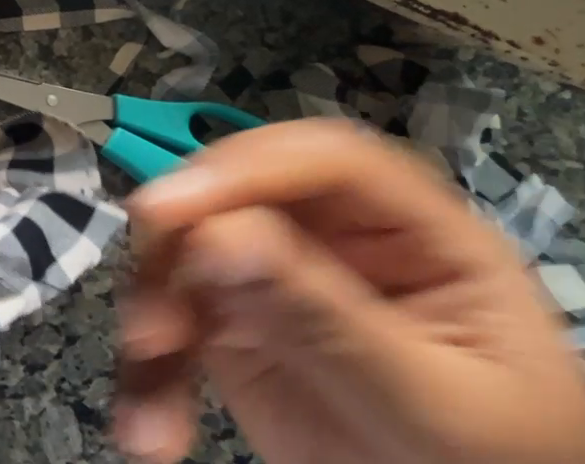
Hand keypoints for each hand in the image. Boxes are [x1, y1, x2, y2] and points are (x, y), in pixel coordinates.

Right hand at [116, 119, 584, 463]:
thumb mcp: (435, 403)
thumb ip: (333, 319)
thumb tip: (221, 233)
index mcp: (418, 236)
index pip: (328, 164)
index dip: (246, 169)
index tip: (171, 207)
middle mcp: (334, 239)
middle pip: (230, 195)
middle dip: (176, 244)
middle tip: (149, 303)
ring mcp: (272, 276)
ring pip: (178, 252)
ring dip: (152, 308)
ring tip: (153, 370)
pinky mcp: (228, 320)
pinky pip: (167, 318)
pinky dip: (149, 366)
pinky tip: (151, 421)